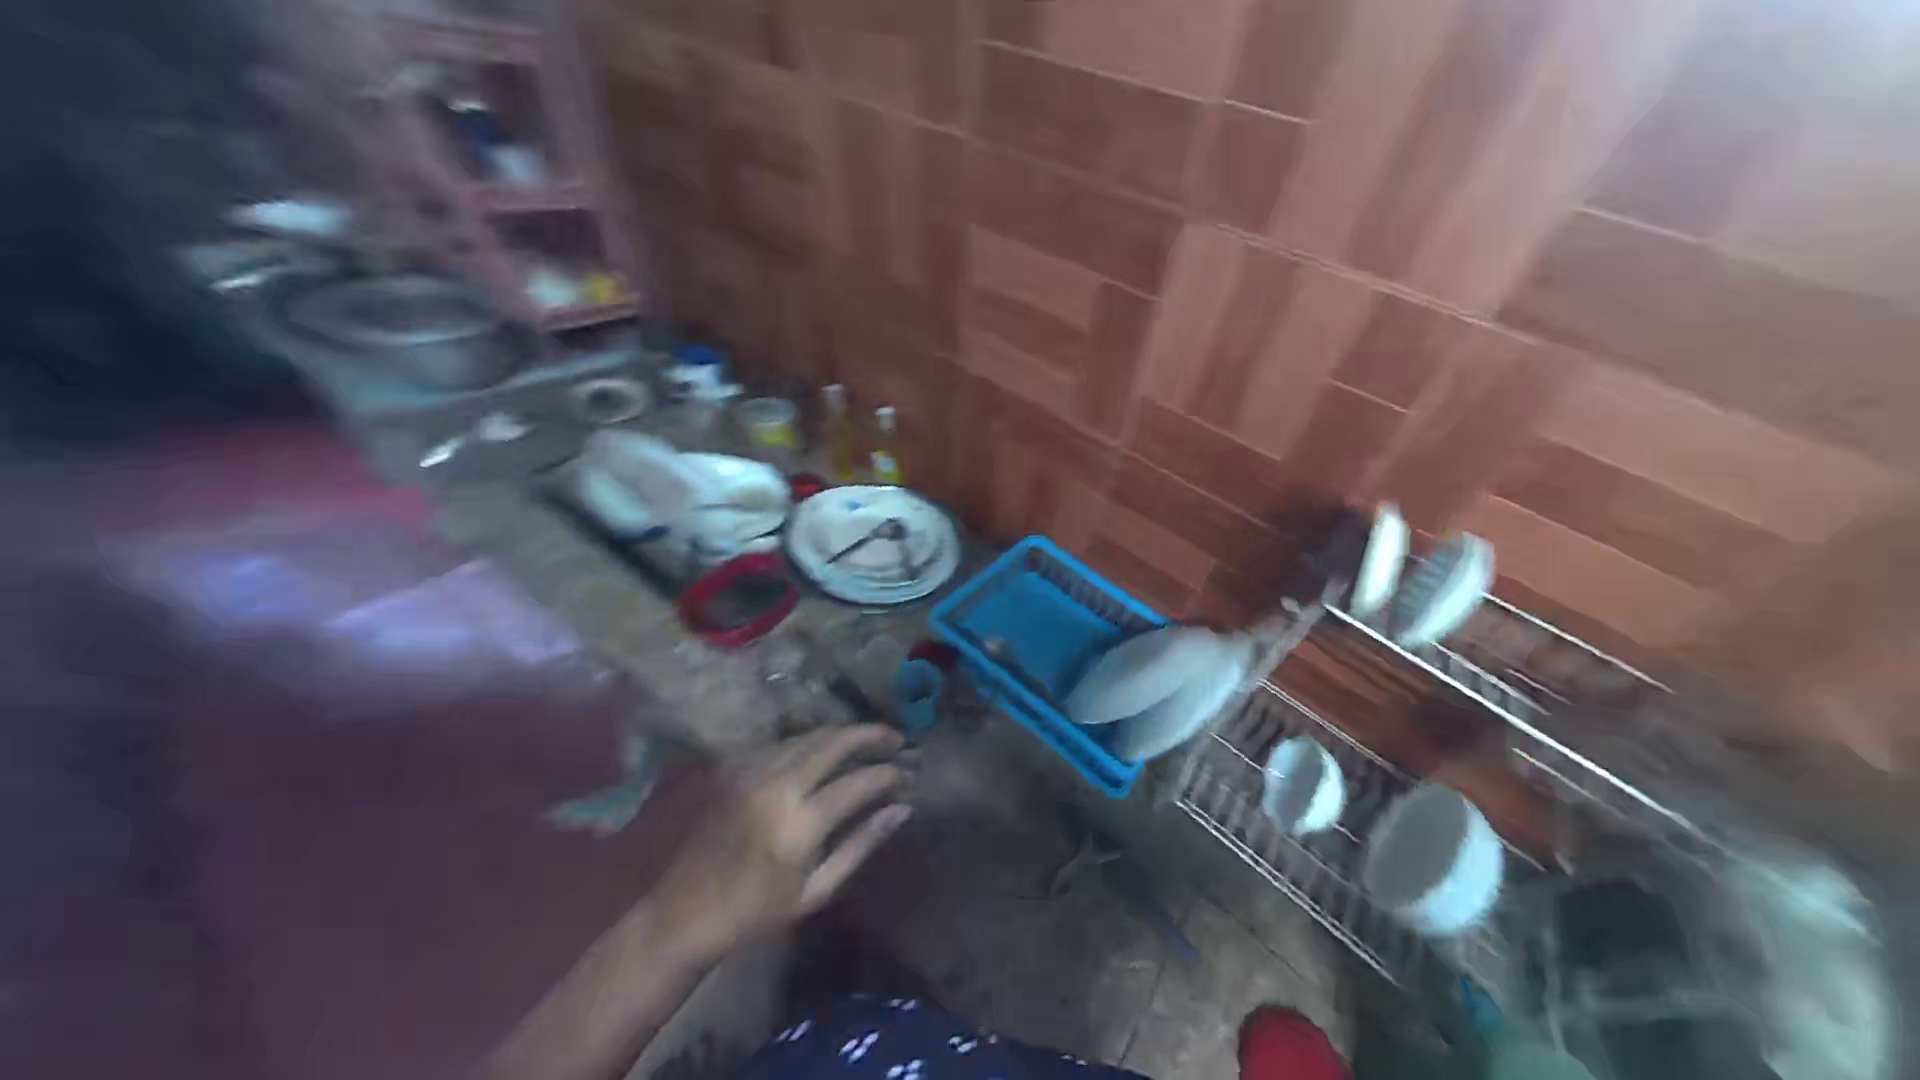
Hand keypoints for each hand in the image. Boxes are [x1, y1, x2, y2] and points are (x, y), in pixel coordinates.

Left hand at [651, 724, 911, 961]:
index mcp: (799, 824)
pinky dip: (812, 742)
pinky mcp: (734, 765)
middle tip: (896, 739)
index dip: (889, 773)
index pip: (859, 782)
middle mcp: (776, 785)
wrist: (682, 913)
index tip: (907, 774)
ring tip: (868, 742)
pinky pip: (784, 742)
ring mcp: (751, 769)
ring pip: (809, 735)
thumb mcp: (817, 890)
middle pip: (834, 741)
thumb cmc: (755, 913)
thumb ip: (862, 844)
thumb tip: (903, 808)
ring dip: (843, 735)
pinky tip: (827, 751)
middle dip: (871, 734)